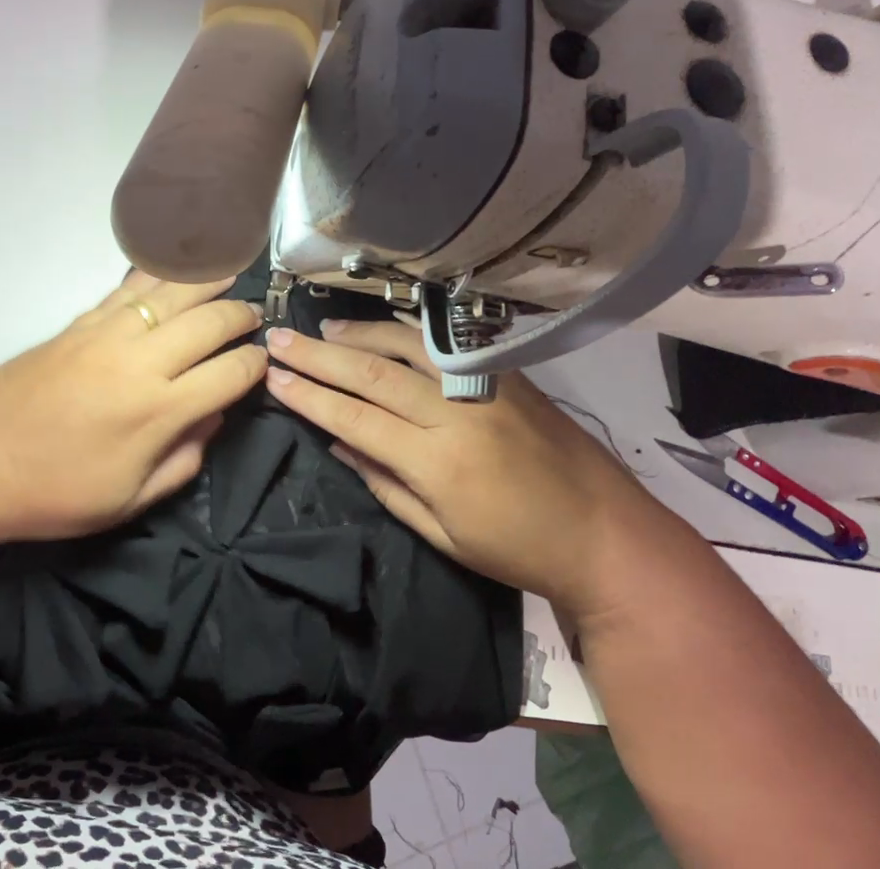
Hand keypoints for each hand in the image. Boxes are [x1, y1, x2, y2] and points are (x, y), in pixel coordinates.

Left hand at [0, 272, 267, 542]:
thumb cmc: (54, 494)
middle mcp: (141, 362)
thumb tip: (214, 419)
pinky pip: (127, 289)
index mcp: (160, 412)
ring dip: (207, 279)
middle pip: (209, 322)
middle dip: (240, 316)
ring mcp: (106, 335)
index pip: (231, 374)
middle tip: (252, 317)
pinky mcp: (77, 323)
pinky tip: (172, 266)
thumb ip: (182, 462)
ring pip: (171, 292)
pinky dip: (156, 273)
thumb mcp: (129, 501)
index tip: (263, 363)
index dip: (256, 366)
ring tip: (228, 271)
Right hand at [263, 318, 666, 615]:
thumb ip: (384, 484)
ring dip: (359, 334)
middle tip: (278, 338)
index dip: (307, 397)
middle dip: (318, 355)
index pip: (354, 417)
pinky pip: (443, 346)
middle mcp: (457, 413)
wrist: (608, 535)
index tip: (271, 377)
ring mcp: (485, 388)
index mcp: (437, 462)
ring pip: (407, 347)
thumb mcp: (441, 535)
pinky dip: (403, 333)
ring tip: (322, 328)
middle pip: (372, 373)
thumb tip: (337, 441)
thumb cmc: (518, 550)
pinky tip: (381, 330)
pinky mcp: (507, 376)